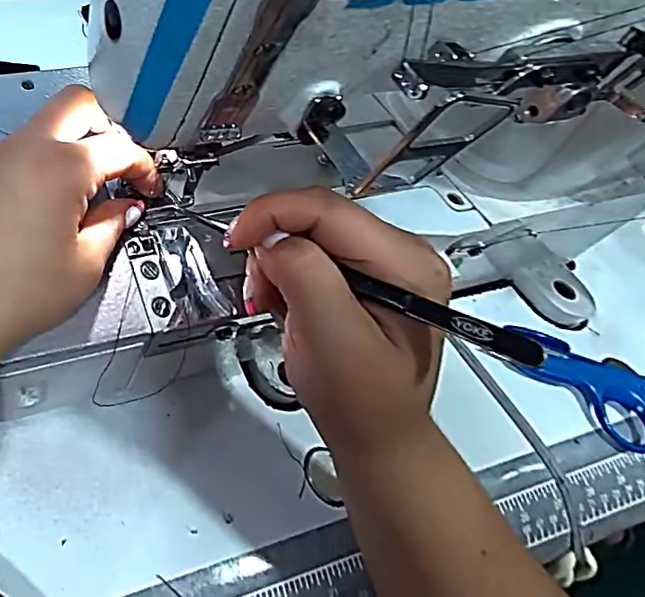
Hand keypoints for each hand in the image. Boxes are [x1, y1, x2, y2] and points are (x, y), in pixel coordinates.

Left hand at [0, 85, 160, 368]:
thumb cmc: (5, 296)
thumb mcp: (86, 265)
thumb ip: (114, 224)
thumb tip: (123, 209)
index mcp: (61, 166)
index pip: (120, 146)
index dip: (144, 166)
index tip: (147, 184)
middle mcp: (26, 149)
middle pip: (80, 103)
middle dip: (110, 125)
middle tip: (120, 162)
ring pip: (47, 123)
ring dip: (73, 142)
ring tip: (84, 189)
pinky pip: (20, 147)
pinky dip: (43, 160)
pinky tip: (48, 202)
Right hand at [226, 188, 450, 454]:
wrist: (376, 435)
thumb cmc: (365, 403)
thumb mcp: (330, 340)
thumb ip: (303, 275)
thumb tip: (274, 238)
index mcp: (405, 263)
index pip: (325, 208)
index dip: (271, 214)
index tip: (239, 236)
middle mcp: (400, 250)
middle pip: (314, 214)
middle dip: (273, 245)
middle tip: (260, 285)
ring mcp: (381, 256)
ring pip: (306, 226)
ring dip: (277, 259)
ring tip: (277, 301)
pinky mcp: (362, 264)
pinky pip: (309, 243)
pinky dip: (285, 267)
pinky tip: (289, 299)